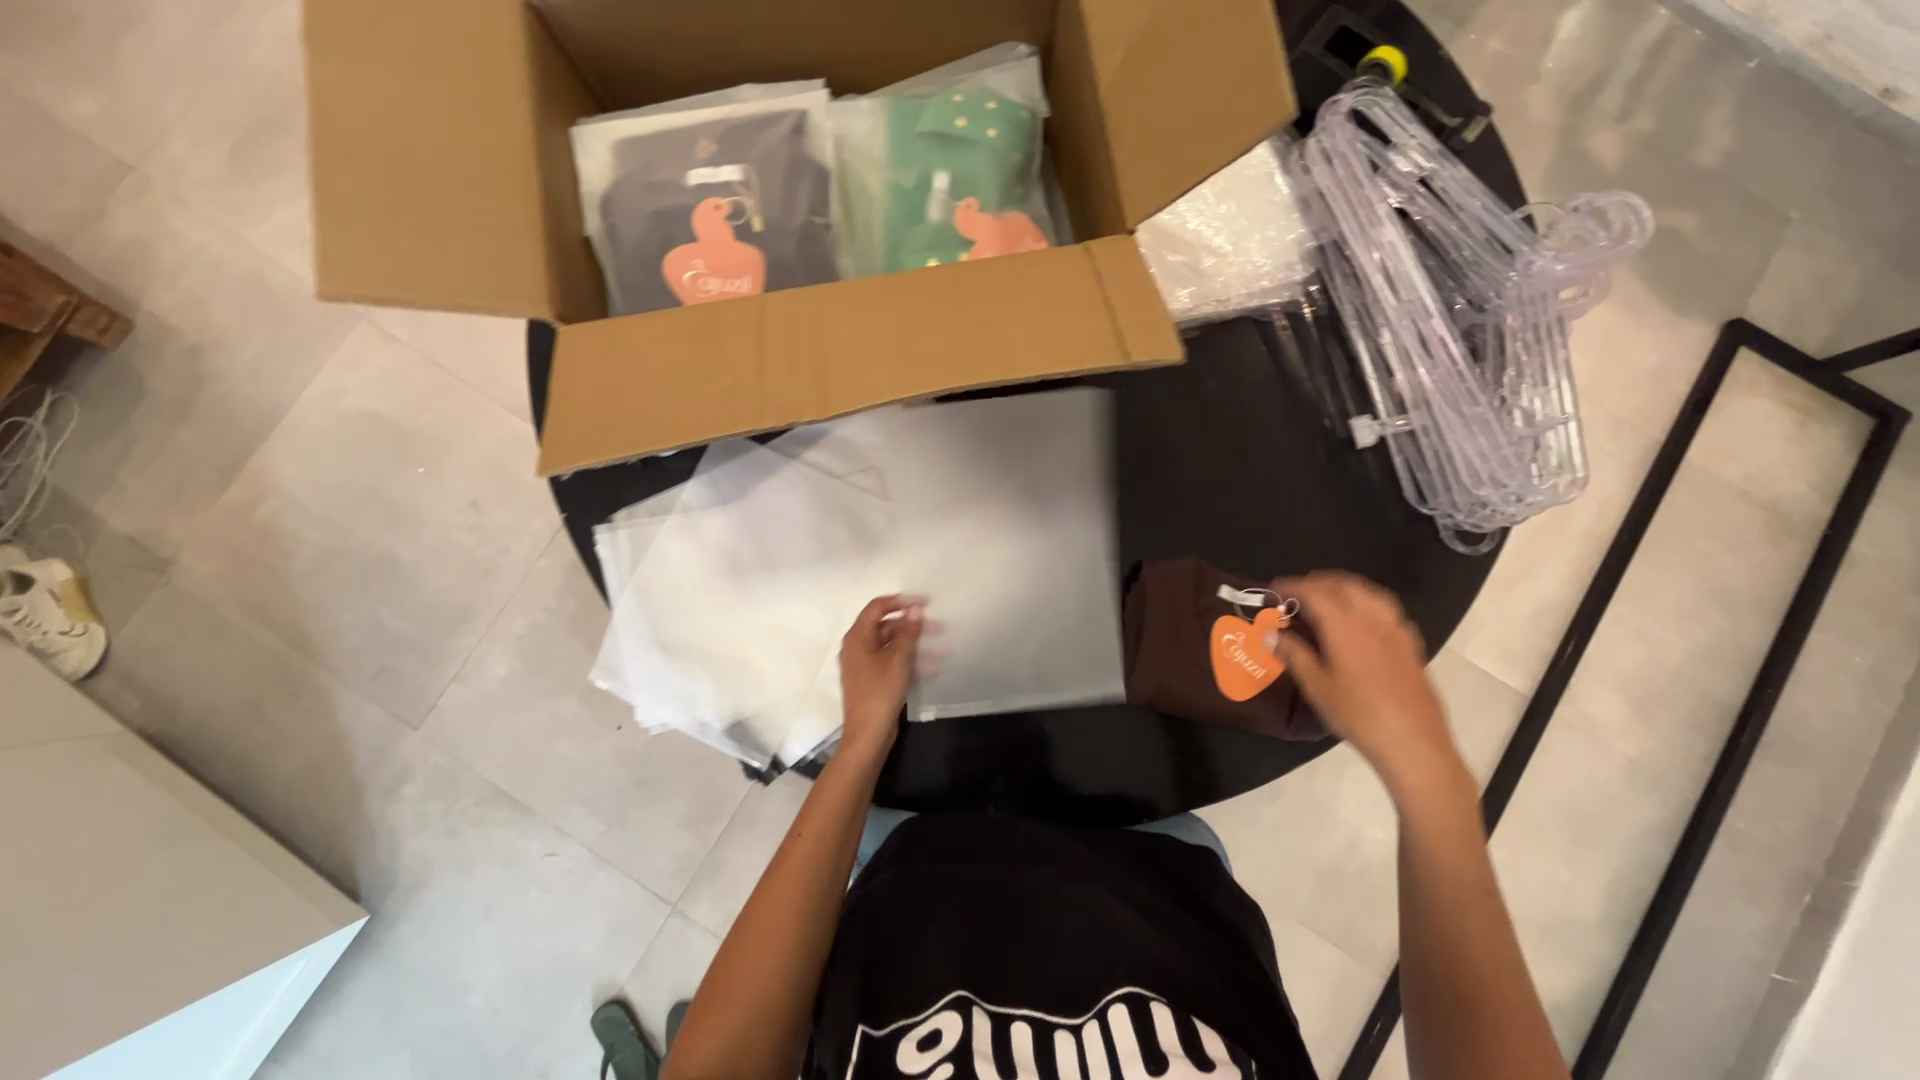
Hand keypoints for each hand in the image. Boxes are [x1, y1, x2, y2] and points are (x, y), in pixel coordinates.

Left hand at [838, 595, 924, 757]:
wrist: (868, 734)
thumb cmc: (880, 692)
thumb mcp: (898, 659)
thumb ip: (908, 632)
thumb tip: (915, 609)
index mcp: (857, 637)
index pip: (877, 607)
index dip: (901, 601)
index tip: (925, 602)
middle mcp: (857, 647)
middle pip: (887, 626)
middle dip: (913, 626)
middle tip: (939, 626)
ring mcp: (864, 665)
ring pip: (892, 646)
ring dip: (916, 645)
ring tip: (943, 648)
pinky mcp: (873, 680)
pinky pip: (893, 662)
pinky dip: (910, 661)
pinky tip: (933, 666)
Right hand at [1272, 572, 1464, 793]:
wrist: (1412, 740)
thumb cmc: (1357, 713)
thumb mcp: (1316, 686)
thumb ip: (1293, 655)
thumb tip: (1271, 634)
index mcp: (1344, 624)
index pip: (1314, 592)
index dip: (1292, 587)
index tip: (1274, 590)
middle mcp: (1372, 618)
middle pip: (1344, 585)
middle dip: (1319, 582)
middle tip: (1298, 592)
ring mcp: (1396, 629)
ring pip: (1369, 593)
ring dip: (1345, 588)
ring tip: (1327, 599)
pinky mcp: (1410, 644)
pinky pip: (1387, 609)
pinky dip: (1367, 603)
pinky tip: (1362, 621)